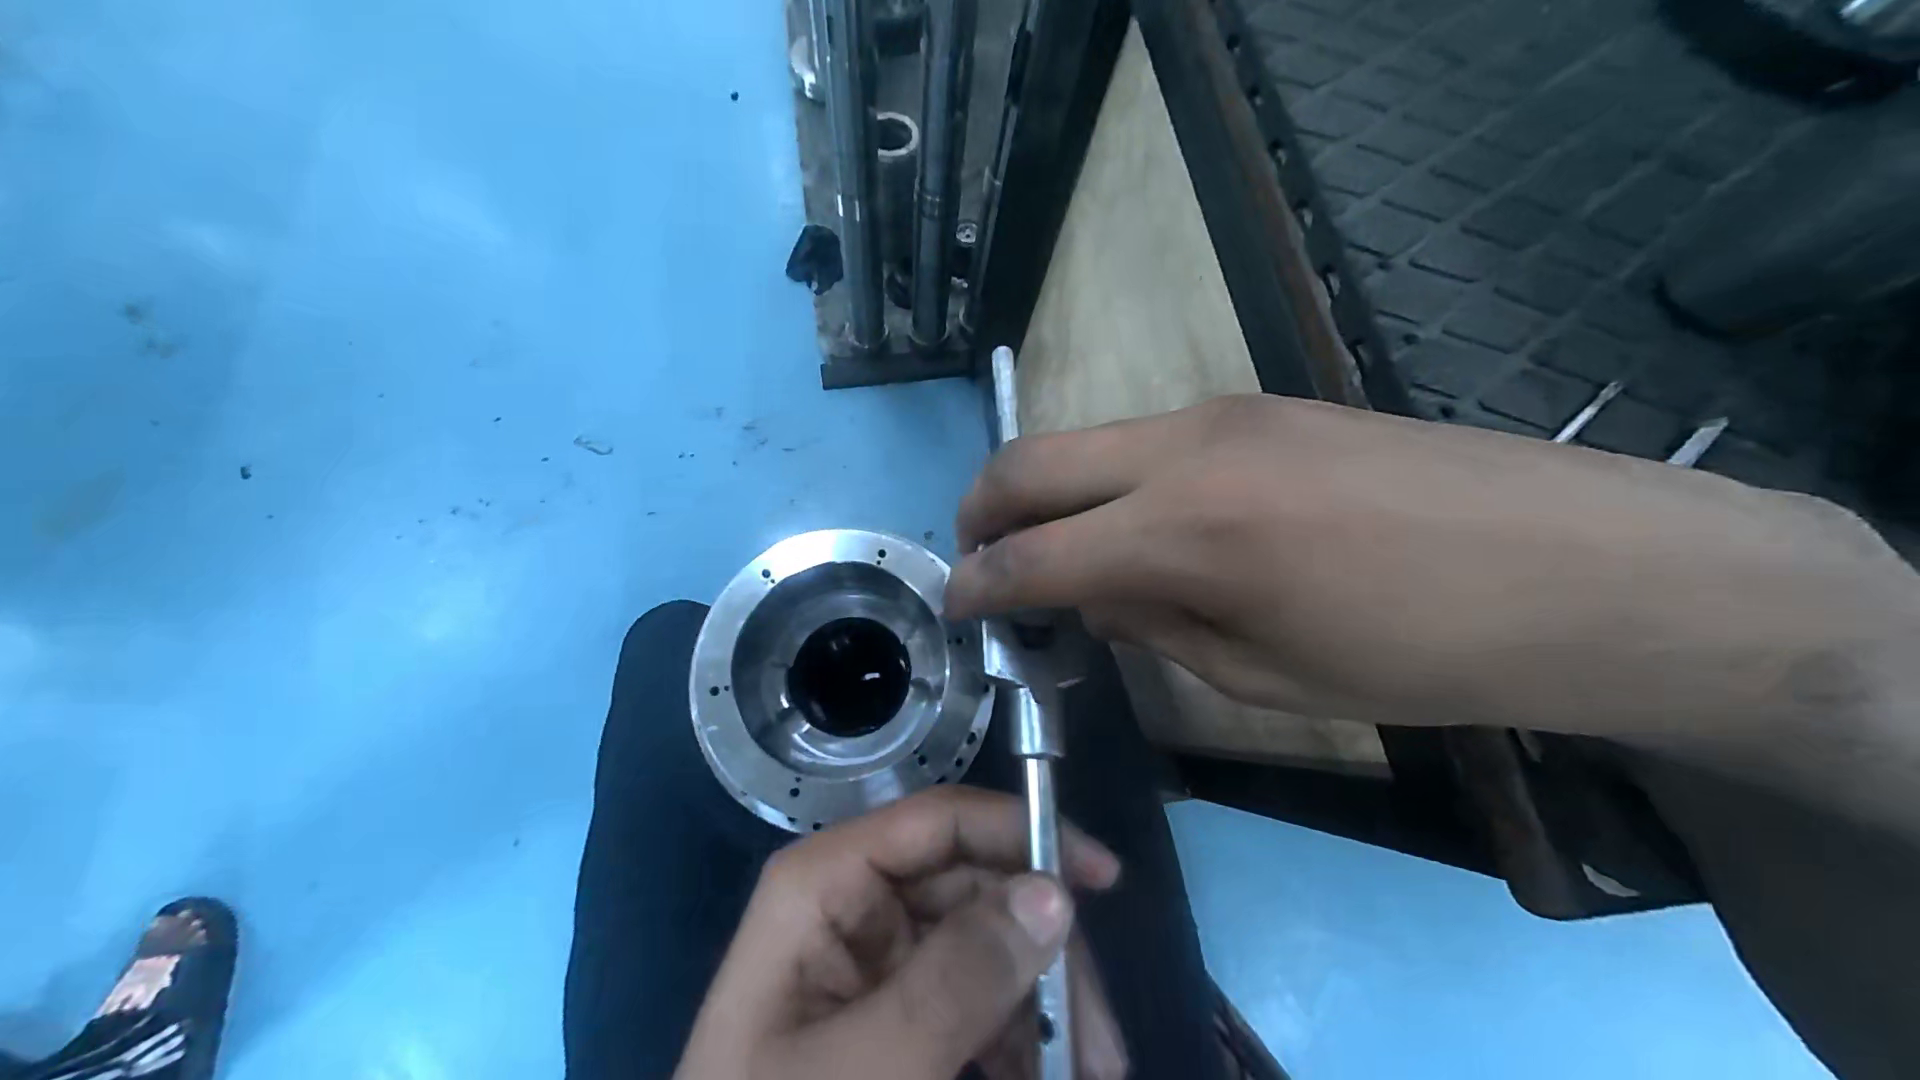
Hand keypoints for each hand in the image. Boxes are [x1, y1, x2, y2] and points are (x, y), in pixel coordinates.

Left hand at [673, 786, 1128, 1079]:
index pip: (941, 820)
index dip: (1023, 830)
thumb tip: (1052, 891)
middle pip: (976, 884)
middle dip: (1044, 950)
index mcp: (828, 879)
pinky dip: (1017, 1033)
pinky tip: (1044, 1072)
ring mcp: (878, 953)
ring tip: (1088, 1070)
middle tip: (1099, 1040)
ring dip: (1042, 1003)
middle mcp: (856, 898)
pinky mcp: (895, 1005)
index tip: (1101, 878)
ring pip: (986, 942)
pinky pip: (974, 994)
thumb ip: (956, 979)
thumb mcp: (867, 1066)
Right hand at [944, 396, 1919, 828]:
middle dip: (981, 511)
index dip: (978, 584)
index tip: (954, 607)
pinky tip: (1140, 526)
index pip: (1033, 555)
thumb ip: (1153, 626)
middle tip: (978, 562)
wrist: (1593, 566)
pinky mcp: (1258, 403)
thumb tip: (1087, 598)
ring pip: (1083, 441)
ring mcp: (1221, 413)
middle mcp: (1183, 451)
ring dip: (1046, 494)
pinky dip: (1109, 482)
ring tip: (1058, 552)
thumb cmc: (1425, 653)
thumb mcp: (1266, 676)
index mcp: (1184, 534)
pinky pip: (1143, 439)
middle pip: (1029, 460)